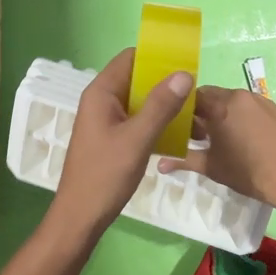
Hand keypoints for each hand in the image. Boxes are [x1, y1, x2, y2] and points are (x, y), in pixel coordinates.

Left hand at [52, 48, 192, 233]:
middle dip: (164, 83)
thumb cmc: (105, 175)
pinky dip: (154, 121)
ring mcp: (105, 120)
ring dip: (161, 104)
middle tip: (195, 92)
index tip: (186, 65)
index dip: (156, 57)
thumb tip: (184, 73)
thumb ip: (160, 106)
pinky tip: (175, 133)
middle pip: (135, 78)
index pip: (130, 58)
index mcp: (101, 92)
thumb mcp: (137, 139)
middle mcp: (101, 100)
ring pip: (138, 101)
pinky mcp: (110, 138)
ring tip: (192, 112)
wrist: (80, 217)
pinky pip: (136, 119)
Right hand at [159, 86, 275, 208]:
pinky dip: (238, 116)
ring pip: (229, 101)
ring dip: (220, 114)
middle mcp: (237, 95)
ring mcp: (257, 99)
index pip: (191, 97)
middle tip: (197, 136)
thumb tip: (159, 164)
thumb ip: (184, 160)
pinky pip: (246, 106)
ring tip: (220, 140)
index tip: (179, 128)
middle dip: (201, 113)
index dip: (182, 111)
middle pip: (211, 96)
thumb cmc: (249, 172)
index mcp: (220, 105)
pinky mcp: (272, 107)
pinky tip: (242, 139)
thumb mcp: (213, 167)